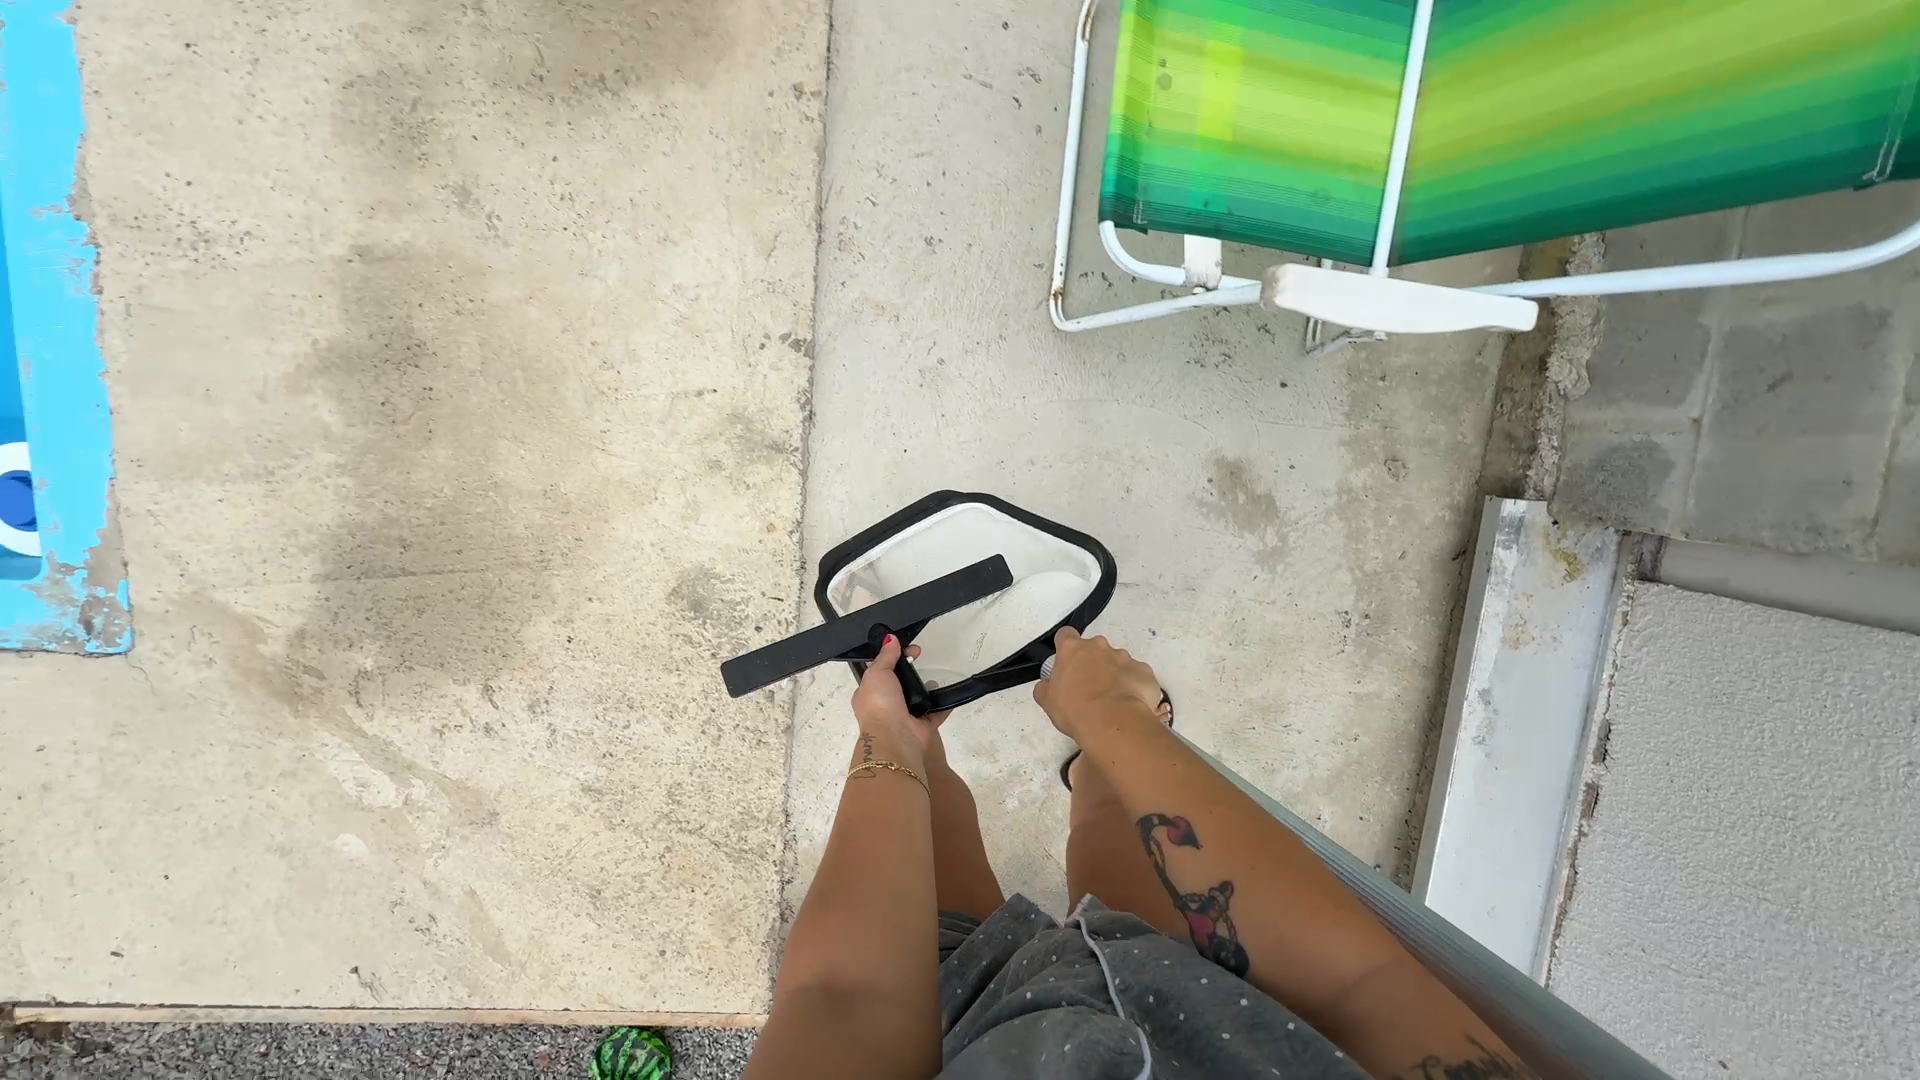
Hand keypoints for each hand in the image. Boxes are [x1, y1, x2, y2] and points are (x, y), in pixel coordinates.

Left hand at [850, 635, 942, 771]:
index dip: (894, 656)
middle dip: (911, 670)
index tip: (909, 648)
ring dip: (926, 688)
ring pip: (917, 698)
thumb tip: (890, 638)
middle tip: (922, 656)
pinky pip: (934, 713)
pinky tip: (948, 695)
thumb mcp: (877, 672)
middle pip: (900, 683)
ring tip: (933, 680)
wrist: (894, 737)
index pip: (881, 671)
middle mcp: (885, 706)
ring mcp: (904, 717)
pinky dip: (942, 706)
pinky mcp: (921, 727)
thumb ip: (885, 656)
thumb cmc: (879, 703)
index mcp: (870, 694)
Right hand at [1032, 627, 1163, 736]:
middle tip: (1089, 688)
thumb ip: (1045, 687)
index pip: (1065, 635)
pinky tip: (1129, 704)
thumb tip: (1046, 685)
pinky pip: (1137, 676)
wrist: (1112, 721)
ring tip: (1111, 701)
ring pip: (1118, 662)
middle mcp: (1099, 647)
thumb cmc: (1075, 709)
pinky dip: (1134, 687)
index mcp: (1072, 649)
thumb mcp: (1048, 702)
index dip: (1065, 646)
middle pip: (1094, 649)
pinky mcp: (1144, 672)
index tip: (1067, 661)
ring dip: (1114, 675)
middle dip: (1093, 663)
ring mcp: (1125, 657)